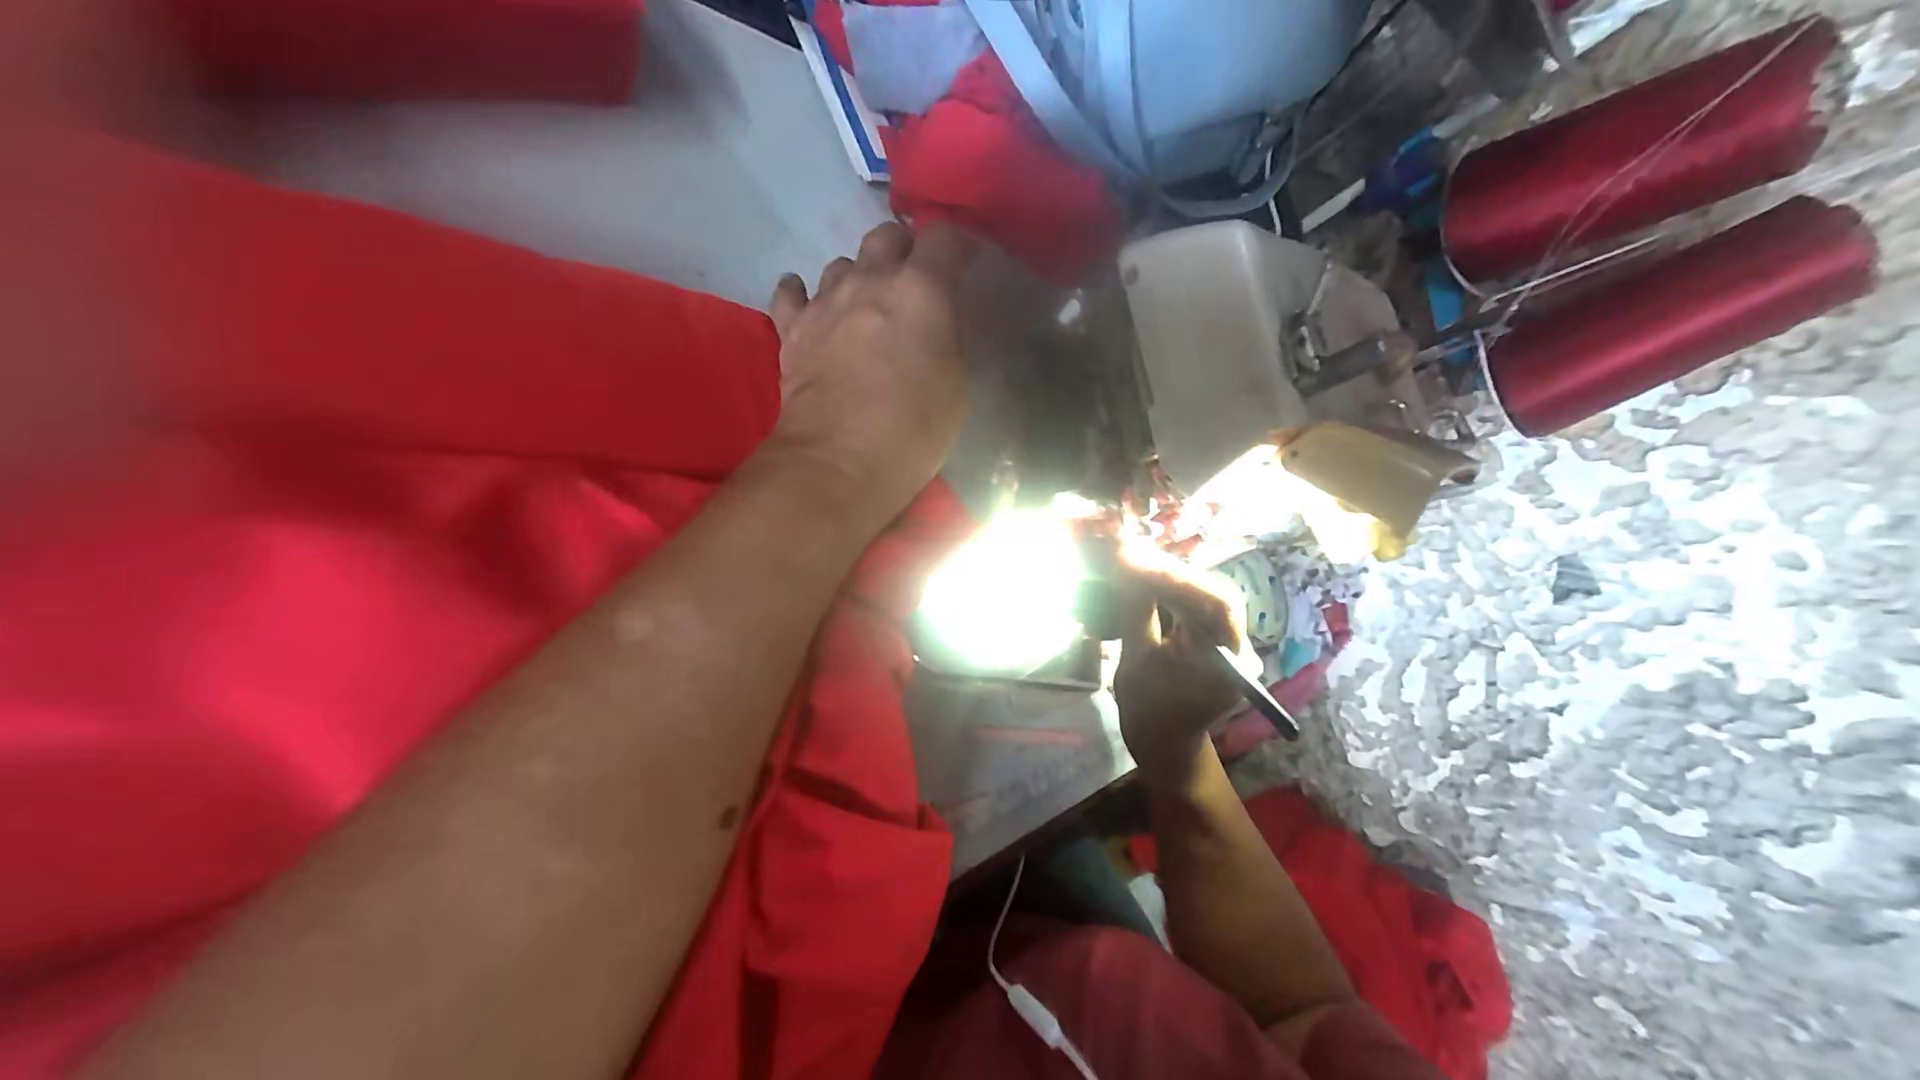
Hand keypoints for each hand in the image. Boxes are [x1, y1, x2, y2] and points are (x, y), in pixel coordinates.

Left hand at [765, 221, 975, 510]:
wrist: (837, 463)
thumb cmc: (911, 431)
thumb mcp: (956, 386)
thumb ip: (946, 340)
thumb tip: (934, 324)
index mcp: (920, 290)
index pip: (944, 238)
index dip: (960, 246)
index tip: (967, 264)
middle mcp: (870, 281)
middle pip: (886, 237)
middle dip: (904, 250)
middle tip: (915, 282)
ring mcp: (824, 302)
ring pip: (842, 263)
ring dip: (859, 276)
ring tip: (866, 304)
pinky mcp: (792, 329)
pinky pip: (791, 293)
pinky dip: (803, 294)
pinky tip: (811, 305)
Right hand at [1110, 549, 1247, 787]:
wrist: (1165, 743)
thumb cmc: (1147, 709)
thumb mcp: (1135, 660)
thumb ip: (1136, 610)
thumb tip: (1127, 563)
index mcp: (1228, 660)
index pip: (1215, 602)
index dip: (1177, 576)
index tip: (1137, 559)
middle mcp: (1239, 645)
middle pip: (1212, 593)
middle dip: (1172, 572)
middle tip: (1131, 554)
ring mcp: (1231, 641)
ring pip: (1206, 594)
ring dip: (1171, 577)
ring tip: (1135, 562)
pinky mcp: (1217, 637)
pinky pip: (1199, 605)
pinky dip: (1173, 590)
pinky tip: (1148, 580)